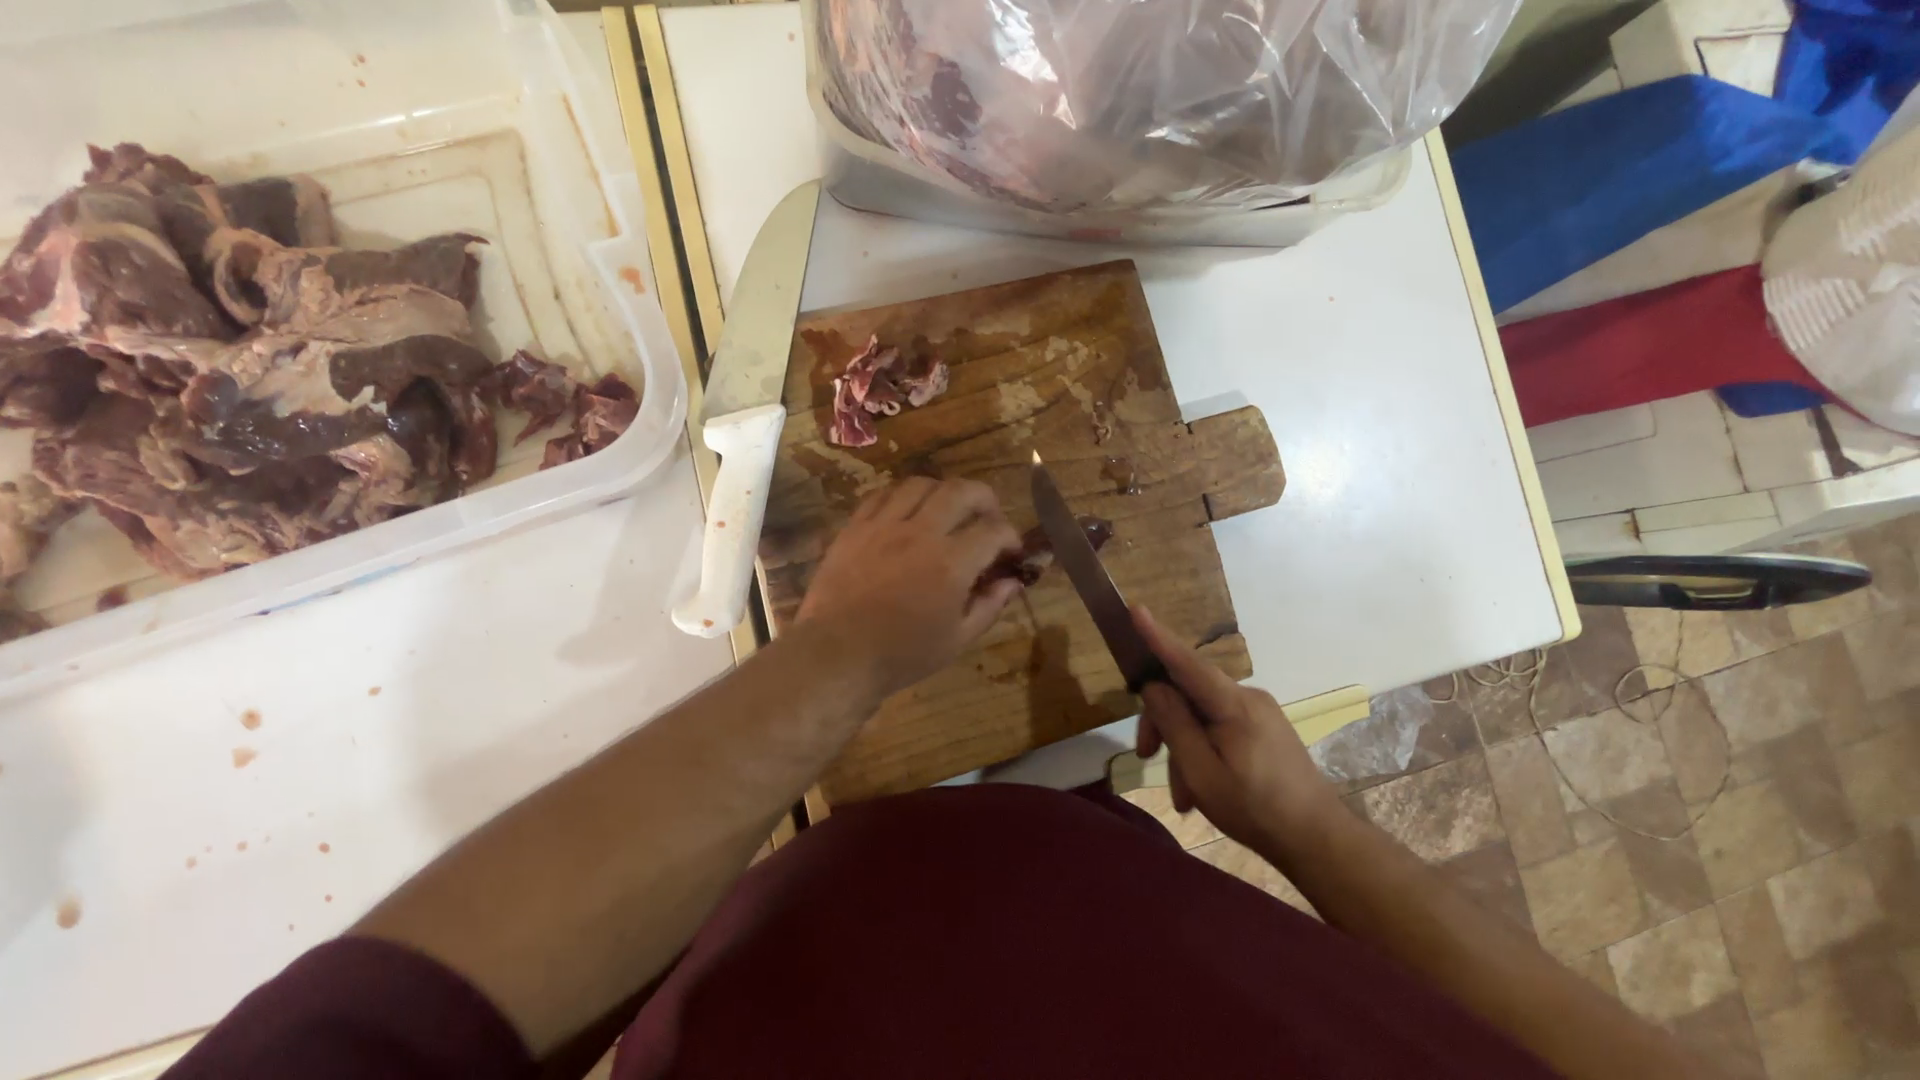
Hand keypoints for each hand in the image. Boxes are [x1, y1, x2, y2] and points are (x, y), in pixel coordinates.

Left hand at [797, 478, 1023, 698]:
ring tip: (947, 510)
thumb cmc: (902, 655)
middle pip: (962, 491)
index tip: (1011, 551)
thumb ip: (989, 606)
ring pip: (921, 484)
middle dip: (985, 499)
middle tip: (988, 517)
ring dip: (943, 491)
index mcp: (952, 563)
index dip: (1010, 537)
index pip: (994, 531)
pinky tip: (907, 512)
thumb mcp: (957, 639)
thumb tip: (1012, 582)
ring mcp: (884, 526)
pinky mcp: (856, 527)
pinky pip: (883, 494)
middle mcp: (921, 533)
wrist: (837, 653)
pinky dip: (903, 496)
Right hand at [1132, 607, 1344, 856]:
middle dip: (1163, 724)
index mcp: (1235, 705)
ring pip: (1201, 717)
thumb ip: (1175, 725)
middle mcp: (1247, 698)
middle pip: (1188, 694)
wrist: (1317, 839)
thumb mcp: (1202, 773)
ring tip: (1183, 797)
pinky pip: (1218, 729)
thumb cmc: (1255, 809)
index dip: (1158, 638)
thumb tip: (1154, 687)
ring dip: (1183, 750)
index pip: (1187, 663)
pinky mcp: (1262, 730)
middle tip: (1145, 758)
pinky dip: (1202, 754)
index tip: (1136, 609)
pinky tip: (1198, 790)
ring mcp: (1258, 713)